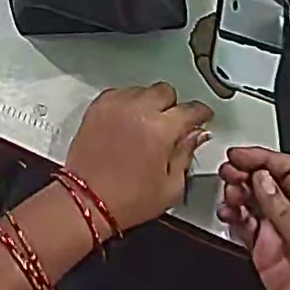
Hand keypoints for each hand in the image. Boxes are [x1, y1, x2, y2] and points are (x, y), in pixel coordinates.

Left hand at [65, 82, 211, 232]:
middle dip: (173, 106)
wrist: (88, 199)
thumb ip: (186, 154)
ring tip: (148, 125)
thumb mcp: (171, 186)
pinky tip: (129, 120)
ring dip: (148, 102)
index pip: (190, 109)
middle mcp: (136, 110)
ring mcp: (114, 106)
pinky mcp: (97, 107)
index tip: (202, 117)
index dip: (200, 113)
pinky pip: (118, 93)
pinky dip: (127, 102)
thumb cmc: (126, 199)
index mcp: (160, 129)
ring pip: (141, 90)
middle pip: (164, 91)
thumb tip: (195, 136)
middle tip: (173, 124)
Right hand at [217, 146, 289, 289]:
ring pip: (253, 203)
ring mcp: (285, 243)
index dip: (264, 159)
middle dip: (245, 172)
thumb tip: (263, 180)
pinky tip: (228, 214)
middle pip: (268, 184)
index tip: (240, 156)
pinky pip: (245, 229)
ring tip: (228, 195)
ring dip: (236, 193)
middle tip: (228, 173)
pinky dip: (232, 217)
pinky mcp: (269, 261)